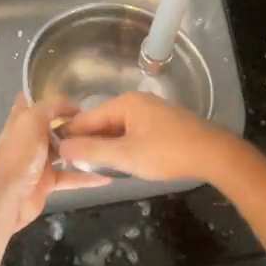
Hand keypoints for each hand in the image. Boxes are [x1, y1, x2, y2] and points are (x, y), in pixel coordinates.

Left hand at [0, 94, 109, 235]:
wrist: (7, 199)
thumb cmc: (18, 155)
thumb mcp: (32, 120)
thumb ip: (51, 106)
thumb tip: (71, 103)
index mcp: (22, 120)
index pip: (34, 100)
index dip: (51, 94)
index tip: (76, 92)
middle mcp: (30, 138)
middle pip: (55, 125)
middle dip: (75, 122)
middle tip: (101, 118)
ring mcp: (39, 161)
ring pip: (65, 150)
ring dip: (82, 147)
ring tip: (108, 142)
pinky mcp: (48, 182)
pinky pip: (71, 177)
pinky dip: (87, 177)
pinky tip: (107, 176)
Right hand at [56, 92, 252, 183]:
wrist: (213, 154)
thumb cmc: (167, 153)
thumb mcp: (125, 155)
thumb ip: (92, 150)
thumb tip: (63, 146)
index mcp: (125, 103)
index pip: (86, 117)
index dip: (69, 134)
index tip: (52, 151)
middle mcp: (136, 102)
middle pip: (102, 121)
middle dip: (87, 140)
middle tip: (69, 162)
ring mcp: (151, 112)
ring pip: (117, 128)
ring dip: (104, 145)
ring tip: (89, 163)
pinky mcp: (162, 125)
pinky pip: (132, 132)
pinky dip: (121, 145)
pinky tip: (117, 160)